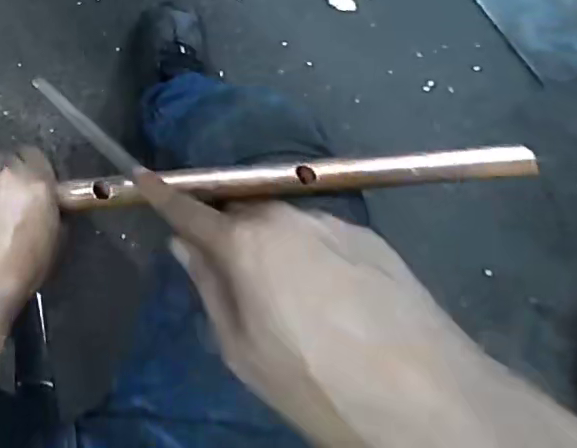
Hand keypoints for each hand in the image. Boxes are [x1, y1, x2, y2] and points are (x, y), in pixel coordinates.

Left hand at [0, 148, 60, 320]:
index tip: (22, 187)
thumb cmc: (22, 269)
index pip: (32, 155)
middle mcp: (6, 169)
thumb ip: (51, 206)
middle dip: (3, 177)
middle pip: (4, 160)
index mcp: (36, 180)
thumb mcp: (55, 237)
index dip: (28, 170)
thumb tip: (48, 197)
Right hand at [170, 203, 494, 447]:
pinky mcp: (366, 234)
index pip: (188, 209)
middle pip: (238, 213)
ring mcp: (327, 221)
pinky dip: (313, 257)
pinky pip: (320, 236)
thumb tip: (185, 246)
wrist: (436, 402)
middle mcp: (281, 217)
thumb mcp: (245, 353)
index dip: (160, 193)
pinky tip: (338, 303)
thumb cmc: (321, 384)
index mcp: (244, 243)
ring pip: (281, 224)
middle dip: (228, 233)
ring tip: (299, 303)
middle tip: (237, 278)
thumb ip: (209, 288)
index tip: (140, 175)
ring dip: (274, 247)